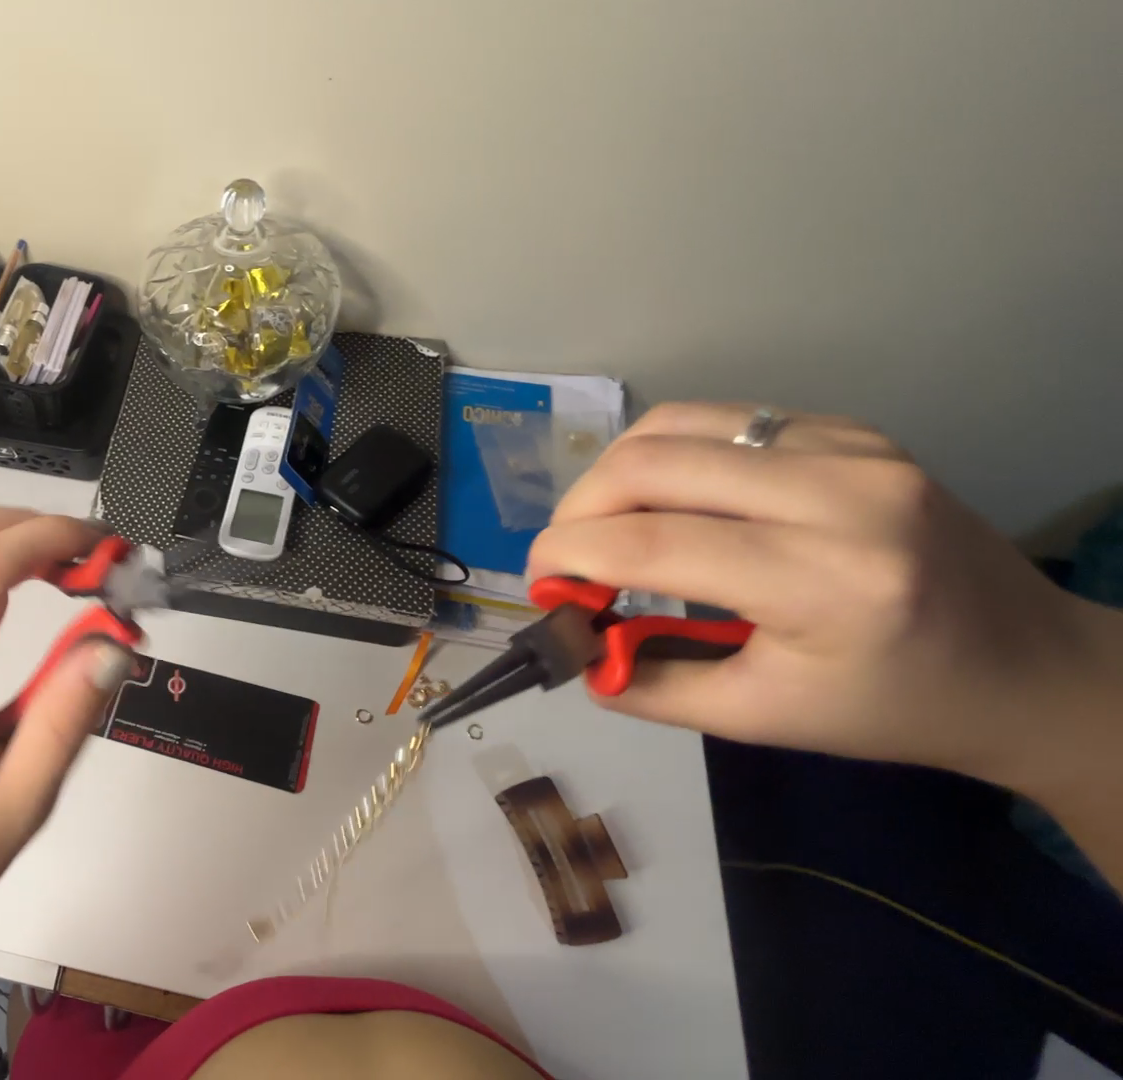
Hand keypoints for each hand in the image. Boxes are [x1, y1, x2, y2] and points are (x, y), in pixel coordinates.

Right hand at [527, 403, 1121, 796]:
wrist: (1030, 666)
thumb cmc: (892, 706)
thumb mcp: (761, 718)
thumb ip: (648, 685)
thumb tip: (572, 651)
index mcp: (827, 581)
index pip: (650, 542)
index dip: (567, 555)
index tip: (540, 586)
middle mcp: (842, 493)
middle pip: (648, 464)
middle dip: (576, 510)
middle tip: (564, 558)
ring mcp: (849, 448)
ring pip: (672, 426)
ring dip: (611, 476)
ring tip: (605, 525)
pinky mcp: (848, 430)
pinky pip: (716, 420)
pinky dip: (663, 457)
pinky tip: (667, 501)